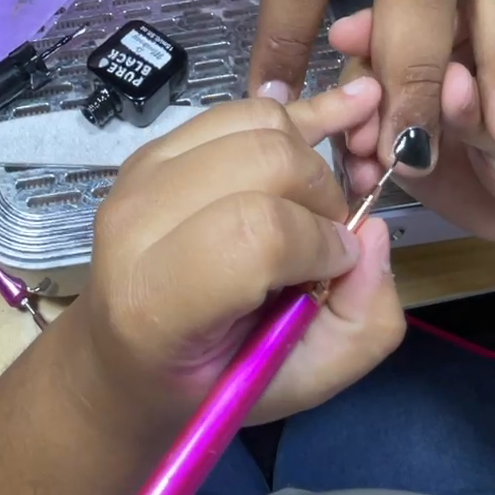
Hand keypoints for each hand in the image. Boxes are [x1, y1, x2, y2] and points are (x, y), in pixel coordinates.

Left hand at [64, 81, 404, 436]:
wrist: (122, 351)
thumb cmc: (204, 382)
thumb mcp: (295, 387)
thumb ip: (359, 328)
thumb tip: (373, 234)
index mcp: (154, 297)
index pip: (256, 231)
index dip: (316, 242)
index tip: (335, 267)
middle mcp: (135, 220)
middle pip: (262, 158)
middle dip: (320, 193)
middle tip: (325, 234)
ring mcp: (140, 172)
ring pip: (255, 119)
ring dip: (307, 153)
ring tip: (315, 199)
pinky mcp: (154, 146)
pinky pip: (239, 109)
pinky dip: (295, 115)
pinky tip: (344, 107)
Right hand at [328, 10, 494, 243]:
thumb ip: (488, 111)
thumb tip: (450, 81)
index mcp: (476, 35)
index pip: (424, 16)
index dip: (384, 25)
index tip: (349, 37)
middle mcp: (434, 60)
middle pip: (379, 53)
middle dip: (359, 80)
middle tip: (355, 115)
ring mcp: (410, 101)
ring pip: (360, 95)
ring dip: (352, 120)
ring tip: (360, 151)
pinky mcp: (394, 141)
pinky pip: (361, 140)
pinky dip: (355, 156)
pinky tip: (360, 173)